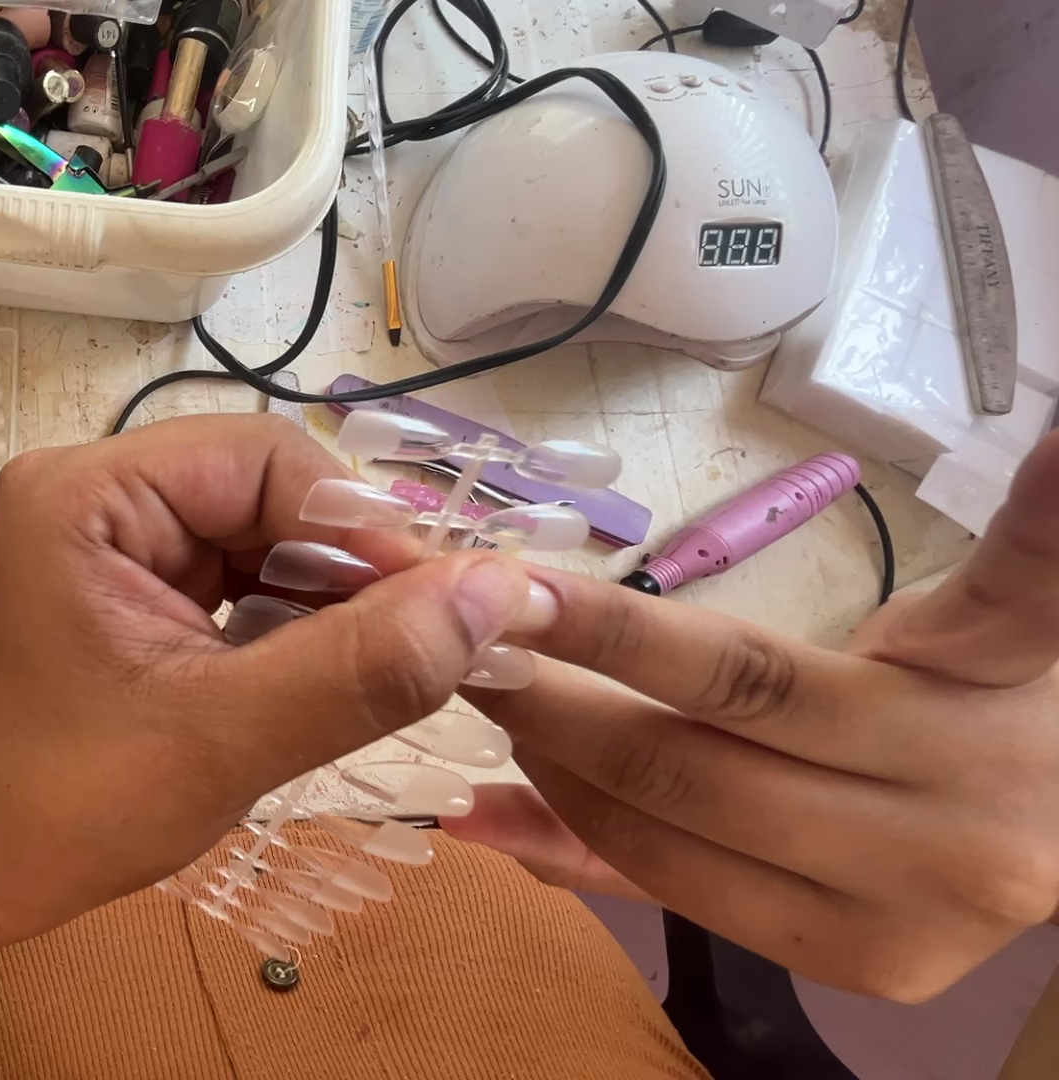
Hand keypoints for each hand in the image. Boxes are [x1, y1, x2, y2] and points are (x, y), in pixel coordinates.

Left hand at [0, 414, 532, 952]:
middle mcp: (94, 485)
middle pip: (263, 485)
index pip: (260, 458)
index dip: (359, 523)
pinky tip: (317, 662)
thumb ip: (361, 666)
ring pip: (262, 525)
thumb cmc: (78, 808)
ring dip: (326, 590)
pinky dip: (293, 608)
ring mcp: (113, 524)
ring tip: (372, 662)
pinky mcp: (134, 567)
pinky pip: (240, 562)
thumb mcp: (227, 740)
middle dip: (345, 563)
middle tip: (419, 642)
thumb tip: (493, 591)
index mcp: (84, 492)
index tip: (442, 604)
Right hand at [445, 434, 1058, 1002]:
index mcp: (849, 940)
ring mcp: (983, 762)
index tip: (478, 692)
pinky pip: (1021, 594)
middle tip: (470, 637)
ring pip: (750, 687)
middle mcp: (928, 873)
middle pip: (683, 769)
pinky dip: (1034, 523)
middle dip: (553, 701)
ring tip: (528, 595)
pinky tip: (1043, 451)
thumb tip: (460, 819)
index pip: (649, 841)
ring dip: (615, 634)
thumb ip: (608, 856)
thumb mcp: (748, 875)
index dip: (547, 766)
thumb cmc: (875, 833)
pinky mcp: (1029, 662)